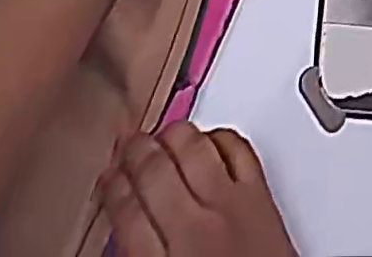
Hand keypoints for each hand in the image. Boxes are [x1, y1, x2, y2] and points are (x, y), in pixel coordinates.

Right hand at [101, 123, 298, 256]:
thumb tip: (124, 236)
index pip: (126, 211)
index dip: (113, 186)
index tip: (109, 176)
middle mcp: (194, 232)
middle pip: (155, 171)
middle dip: (137, 150)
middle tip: (131, 143)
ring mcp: (230, 208)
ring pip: (194, 148)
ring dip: (175, 135)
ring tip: (165, 135)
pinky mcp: (261, 196)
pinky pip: (238, 149)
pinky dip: (221, 137)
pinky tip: (210, 140)